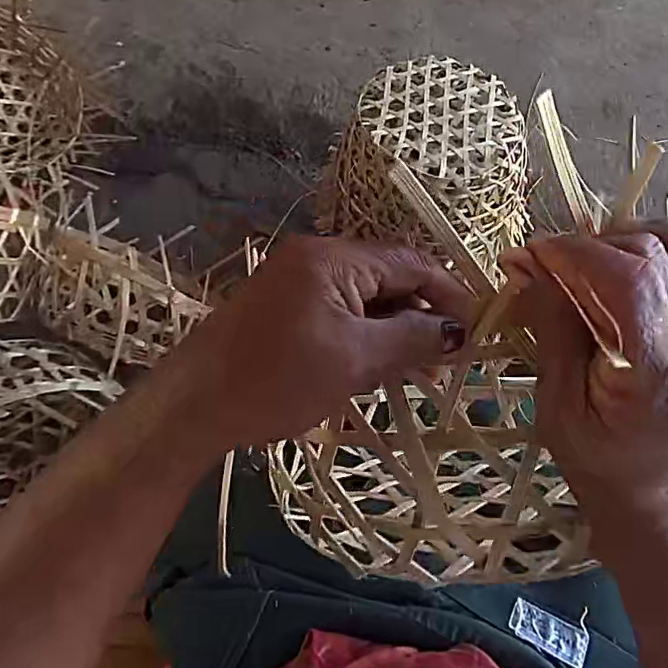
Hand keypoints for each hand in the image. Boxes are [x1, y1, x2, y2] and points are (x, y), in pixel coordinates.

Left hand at [168, 236, 474, 452]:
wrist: (189, 409)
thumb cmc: (275, 381)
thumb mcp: (355, 360)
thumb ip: (412, 339)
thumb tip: (459, 331)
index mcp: (333, 258)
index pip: (411, 264)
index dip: (449, 294)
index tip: (477, 328)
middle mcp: (316, 257)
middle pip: (390, 278)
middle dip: (424, 315)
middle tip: (453, 356)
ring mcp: (298, 281)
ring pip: (368, 298)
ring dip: (398, 329)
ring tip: (426, 369)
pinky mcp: (286, 306)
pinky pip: (342, 312)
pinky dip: (368, 335)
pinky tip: (385, 364)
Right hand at [503, 222, 667, 517]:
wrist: (651, 480)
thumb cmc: (596, 455)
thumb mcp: (556, 403)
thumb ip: (551, 326)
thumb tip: (529, 262)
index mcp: (664, 381)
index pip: (632, 285)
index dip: (578, 255)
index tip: (534, 253)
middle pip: (653, 256)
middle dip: (589, 246)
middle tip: (548, 263)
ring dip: (625, 238)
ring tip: (589, 263)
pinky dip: (660, 244)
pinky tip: (629, 265)